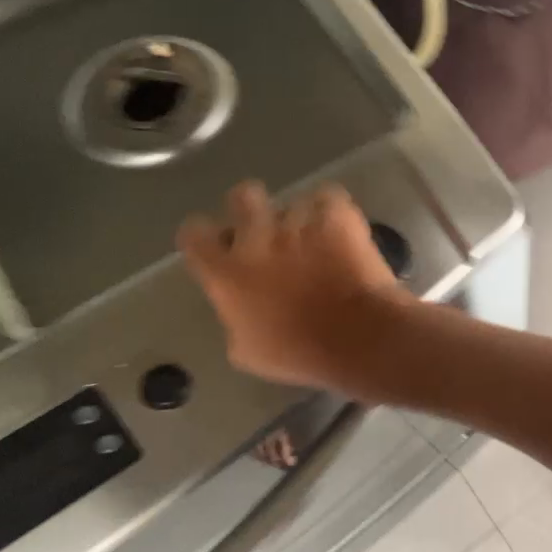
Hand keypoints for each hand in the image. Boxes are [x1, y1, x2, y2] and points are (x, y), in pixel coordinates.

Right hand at [178, 182, 407, 391]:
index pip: (193, 234)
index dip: (203, 236)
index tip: (217, 244)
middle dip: (252, 207)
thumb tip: (241, 304)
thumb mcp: (247, 349)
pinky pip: (329, 198)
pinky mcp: (337, 215)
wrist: (358, 337)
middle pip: (242, 197)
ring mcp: (298, 222)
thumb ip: (235, 315)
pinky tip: (341, 228)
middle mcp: (256, 238)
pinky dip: (333, 211)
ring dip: (302, 220)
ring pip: (293, 203)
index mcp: (226, 272)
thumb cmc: (301, 354)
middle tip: (268, 228)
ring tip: (321, 241)